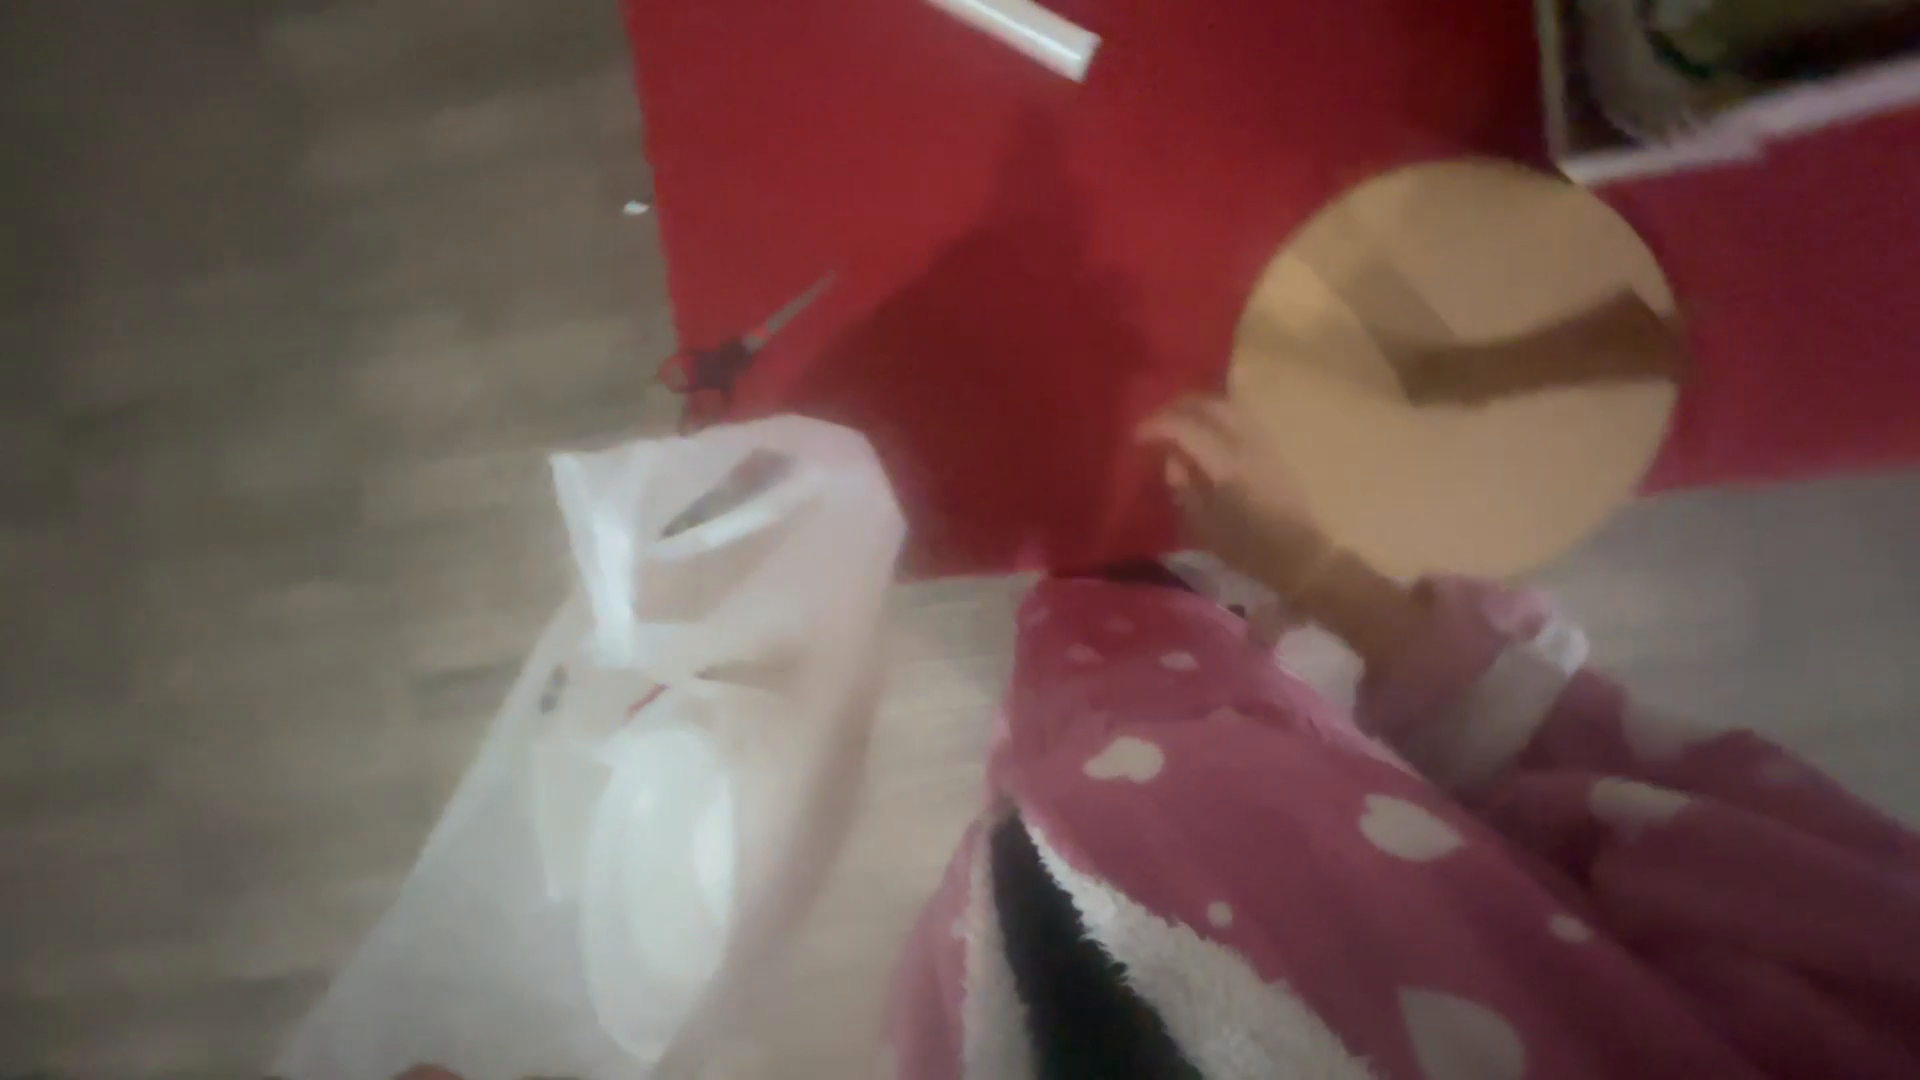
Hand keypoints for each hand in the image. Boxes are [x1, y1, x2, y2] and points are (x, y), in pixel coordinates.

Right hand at [1135, 395, 1332, 597]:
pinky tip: (1203, 431)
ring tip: (1175, 423)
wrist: (1301, 556)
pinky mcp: (1271, 447)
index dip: (1156, 425)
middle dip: (1175, 408)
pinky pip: (1239, 416)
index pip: (1185, 427)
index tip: (1135, 436)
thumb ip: (1183, 486)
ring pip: (1227, 404)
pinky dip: (1215, 415)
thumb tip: (1172, 459)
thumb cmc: (1248, 549)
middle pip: (1208, 404)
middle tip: (1153, 424)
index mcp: (1227, 464)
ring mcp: (1263, 441)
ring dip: (1196, 407)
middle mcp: (1246, 443)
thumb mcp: (1203, 525)